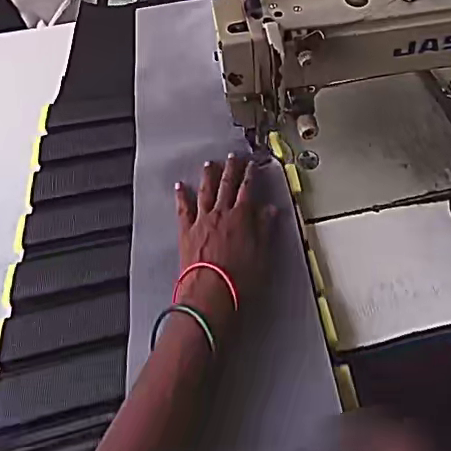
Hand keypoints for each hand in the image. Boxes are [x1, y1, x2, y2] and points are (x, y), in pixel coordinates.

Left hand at [174, 154, 274, 339]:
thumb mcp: (262, 255)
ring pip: (206, 191)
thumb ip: (265, 229)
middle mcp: (221, 213)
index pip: (248, 189)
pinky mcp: (187, 231)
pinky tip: (180, 186)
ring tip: (210, 164)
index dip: (250, 175)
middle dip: (231, 168)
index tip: (252, 165)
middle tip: (233, 156)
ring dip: (208, 176)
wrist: (209, 294)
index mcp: (241, 217)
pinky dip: (181, 196)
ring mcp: (202, 220)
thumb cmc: (238, 279)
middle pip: (227, 185)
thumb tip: (270, 210)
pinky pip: (183, 208)